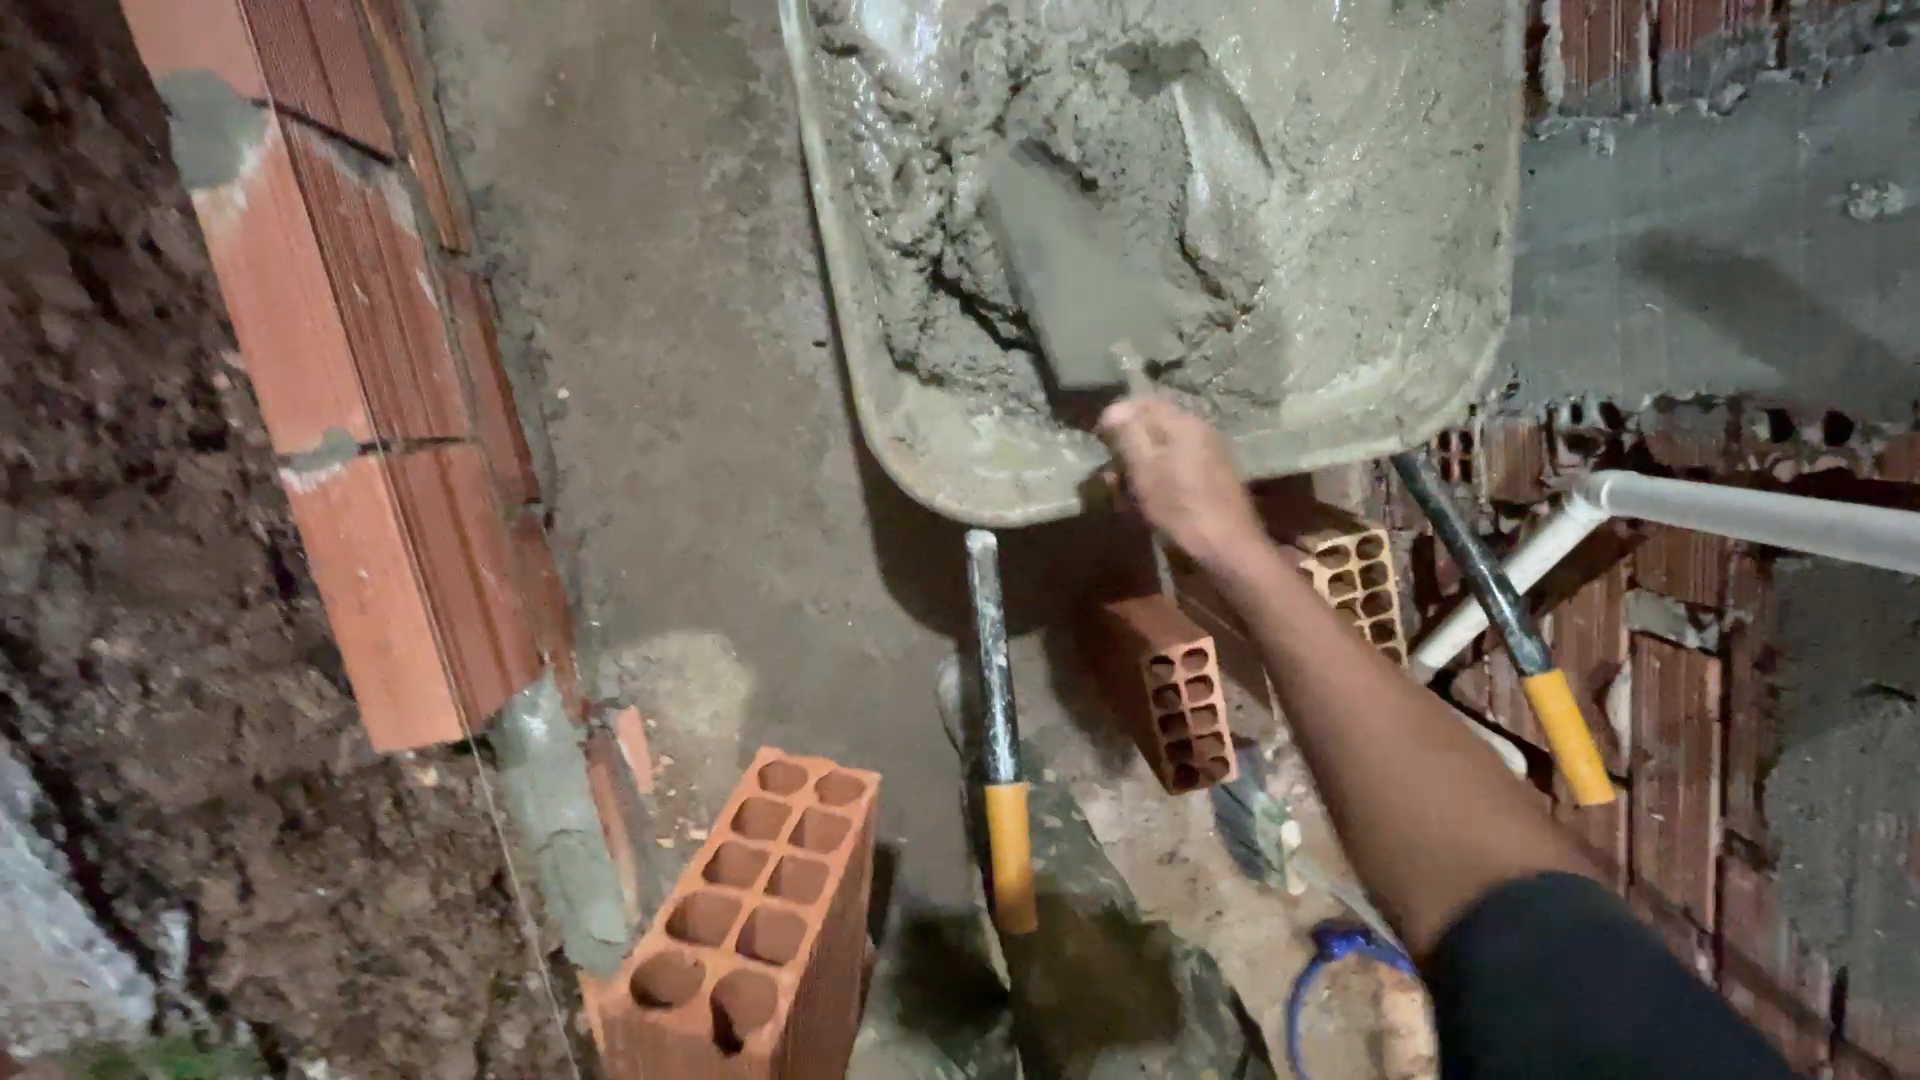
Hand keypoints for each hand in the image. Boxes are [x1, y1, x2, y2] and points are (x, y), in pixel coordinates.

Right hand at [1098, 397, 1269, 571]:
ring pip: (1164, 448)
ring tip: (1124, 493)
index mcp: (1184, 422)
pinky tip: (1149, 500)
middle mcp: (1200, 430)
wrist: (1227, 547)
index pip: (1142, 402)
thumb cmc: (1180, 508)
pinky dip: (1158, 477)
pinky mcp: (1213, 476)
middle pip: (1153, 425)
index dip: (1116, 417)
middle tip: (1110, 474)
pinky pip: (1177, 465)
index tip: (1098, 442)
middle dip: (1127, 446)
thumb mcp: (1145, 469)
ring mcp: (1210, 453)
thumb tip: (1114, 409)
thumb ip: (1129, 434)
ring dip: (1139, 466)